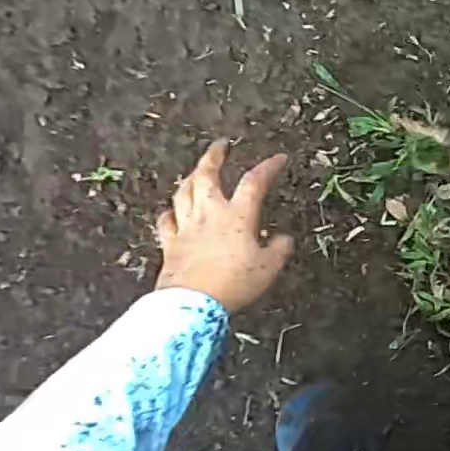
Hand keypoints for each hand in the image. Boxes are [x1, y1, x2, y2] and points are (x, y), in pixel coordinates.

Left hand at [155, 142, 294, 311]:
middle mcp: (209, 214)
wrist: (193, 303)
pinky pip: (166, 221)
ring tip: (196, 171)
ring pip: (183, 192)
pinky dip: (170, 212)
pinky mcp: (170, 244)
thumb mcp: (269, 268)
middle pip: (206, 175)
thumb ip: (279, 249)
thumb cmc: (235, 284)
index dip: (268, 167)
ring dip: (190, 178)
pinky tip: (172, 211)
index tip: (279, 159)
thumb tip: (283, 238)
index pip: (254, 182)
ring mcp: (186, 227)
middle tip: (220, 146)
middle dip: (214, 157)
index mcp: (237, 217)